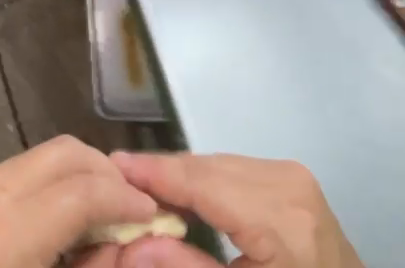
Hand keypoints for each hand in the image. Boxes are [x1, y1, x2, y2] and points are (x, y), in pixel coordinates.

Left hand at [0, 135, 158, 267]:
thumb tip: (131, 237)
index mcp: (6, 236)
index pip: (82, 191)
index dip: (126, 199)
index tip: (156, 214)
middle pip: (65, 153)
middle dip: (107, 173)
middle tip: (134, 205)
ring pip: (46, 154)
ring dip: (84, 173)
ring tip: (108, 210)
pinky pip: (26, 168)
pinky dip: (58, 180)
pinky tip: (74, 212)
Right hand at [107, 153, 363, 267]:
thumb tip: (133, 241)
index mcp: (281, 219)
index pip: (204, 183)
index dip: (155, 173)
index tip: (112, 165)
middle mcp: (287, 183)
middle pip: (207, 167)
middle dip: (161, 172)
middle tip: (115, 179)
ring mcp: (292, 175)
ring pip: (217, 163)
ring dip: (179, 174)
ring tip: (140, 186)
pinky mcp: (291, 176)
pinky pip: (232, 169)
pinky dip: (202, 178)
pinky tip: (179, 192)